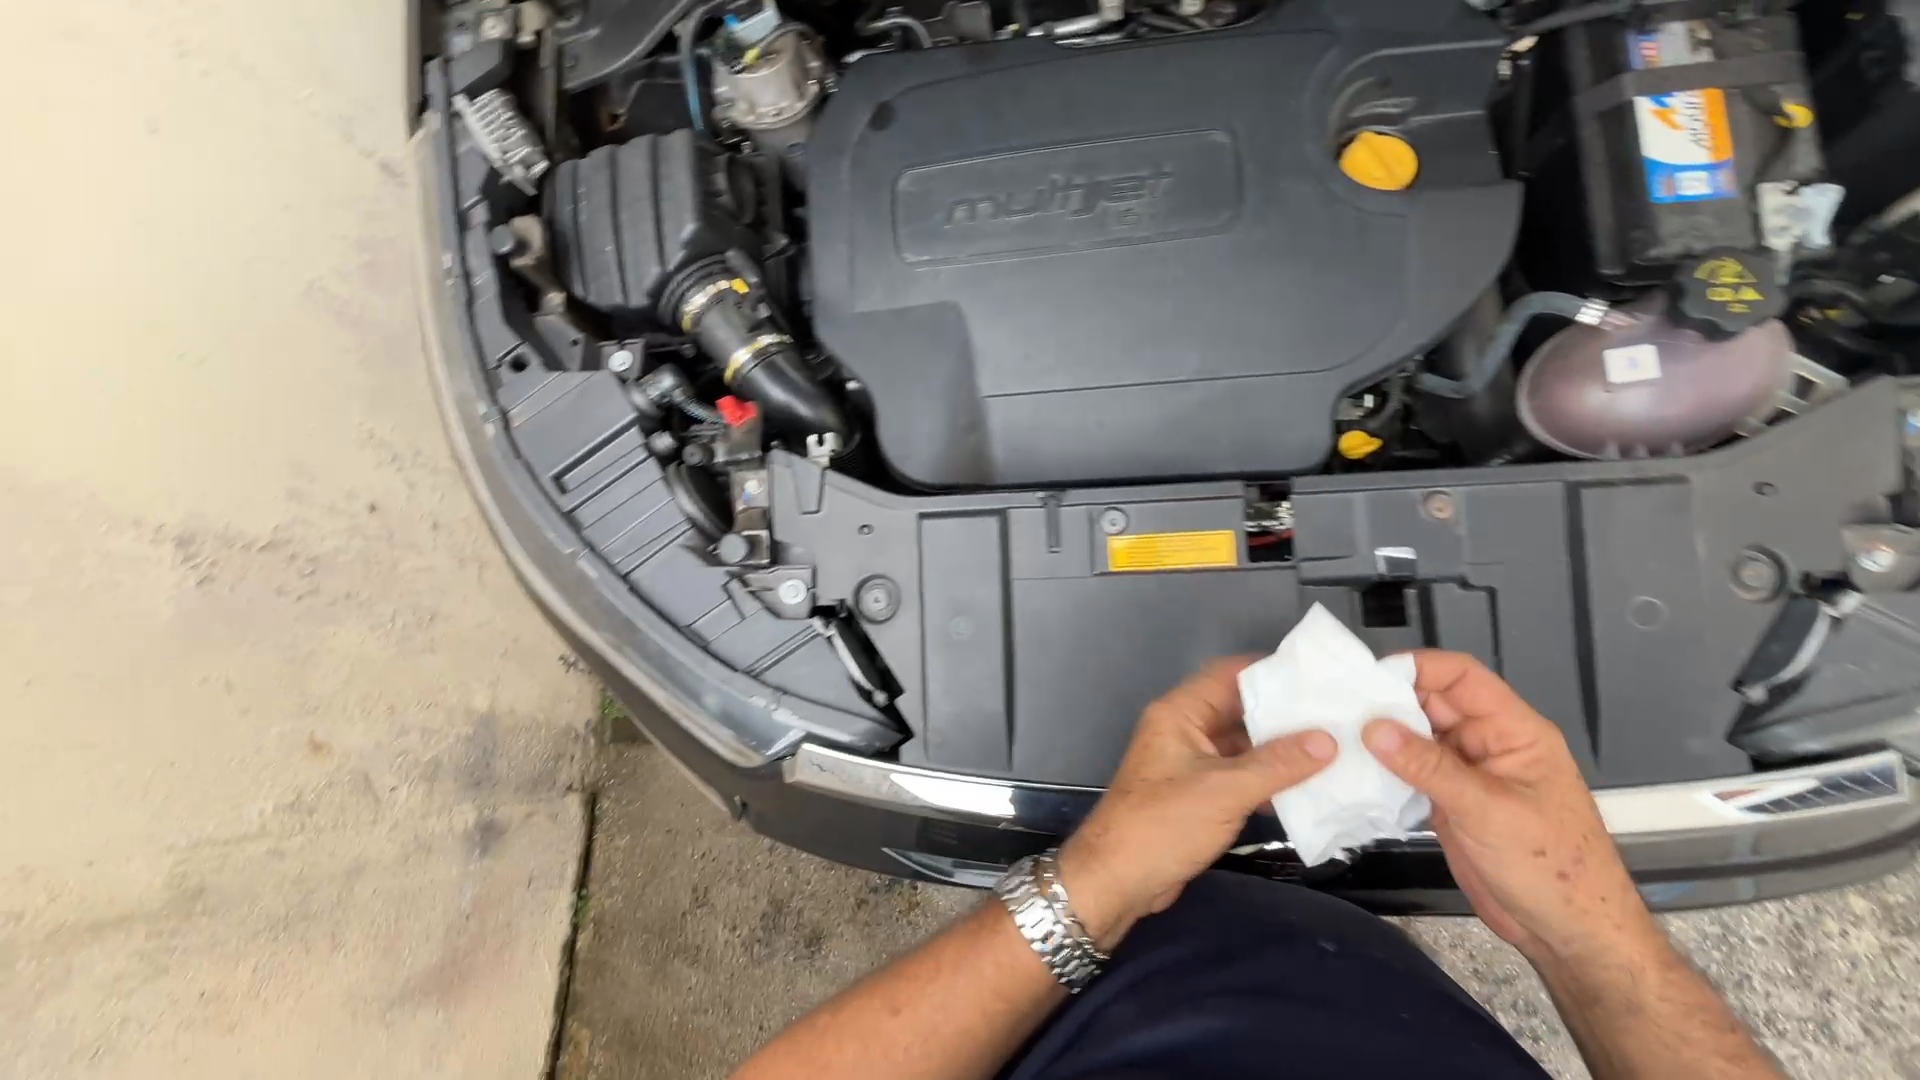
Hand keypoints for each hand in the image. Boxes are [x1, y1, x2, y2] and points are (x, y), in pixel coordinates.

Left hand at [1057, 657, 1335, 949]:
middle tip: (1335, 715)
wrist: (1119, 878)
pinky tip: (1304, 788)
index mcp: (1178, 713)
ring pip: (1240, 745)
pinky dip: (1266, 778)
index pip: (1227, 674)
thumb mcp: (1225, 790)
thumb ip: (1277, 764)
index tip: (1315, 676)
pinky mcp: (1195, 794)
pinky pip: (1237, 774)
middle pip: (1237, 709)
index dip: (1269, 671)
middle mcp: (1182, 730)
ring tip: (1332, 749)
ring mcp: (1188, 763)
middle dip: (1281, 714)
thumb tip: (1327, 740)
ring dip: (1278, 750)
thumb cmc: (1164, 824)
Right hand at [1360, 650, 1657, 966]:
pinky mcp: (1447, 799)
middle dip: (1388, 700)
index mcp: (1513, 731)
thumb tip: (1373, 727)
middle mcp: (1486, 743)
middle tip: (1338, 706)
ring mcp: (1465, 772)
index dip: (1417, 668)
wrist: (1568, 935)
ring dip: (1380, 734)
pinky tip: (1352, 768)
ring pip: (1415, 735)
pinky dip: (1382, 765)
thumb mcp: (1489, 811)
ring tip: (1335, 733)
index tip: (1368, 677)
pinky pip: (1408, 768)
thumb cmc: (1551, 868)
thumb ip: (1429, 767)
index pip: (1462, 677)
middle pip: (1431, 702)